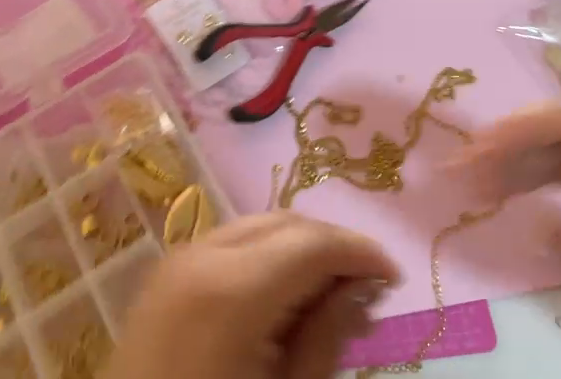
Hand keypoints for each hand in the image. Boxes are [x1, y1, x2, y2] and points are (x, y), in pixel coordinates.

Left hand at [104, 212, 398, 378]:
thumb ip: (326, 336)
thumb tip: (363, 286)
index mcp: (233, 286)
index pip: (313, 242)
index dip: (360, 252)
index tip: (396, 278)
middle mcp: (203, 254)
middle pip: (286, 224)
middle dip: (332, 248)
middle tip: (370, 291)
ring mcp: (177, 260)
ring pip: (257, 228)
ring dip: (300, 250)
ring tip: (332, 298)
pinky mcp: (164, 275)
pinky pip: (228, 245)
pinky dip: (265, 257)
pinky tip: (284, 297)